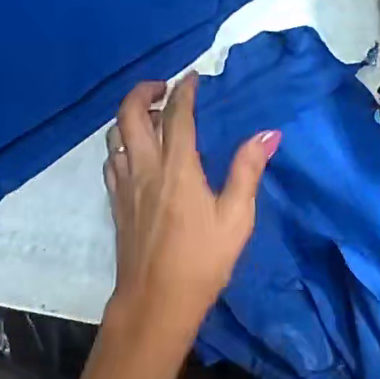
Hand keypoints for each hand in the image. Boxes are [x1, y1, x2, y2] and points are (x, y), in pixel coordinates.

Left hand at [103, 74, 277, 338]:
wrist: (155, 301)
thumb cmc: (202, 260)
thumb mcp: (236, 218)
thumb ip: (248, 171)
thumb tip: (267, 134)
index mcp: (177, 166)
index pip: (177, 114)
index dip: (185, 90)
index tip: (193, 77)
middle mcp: (144, 166)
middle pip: (131, 112)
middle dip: (144, 90)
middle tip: (164, 88)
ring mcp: (125, 183)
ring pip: (116, 134)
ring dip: (131, 116)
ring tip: (152, 118)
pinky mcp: (115, 201)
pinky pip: (112, 159)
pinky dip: (122, 143)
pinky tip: (137, 153)